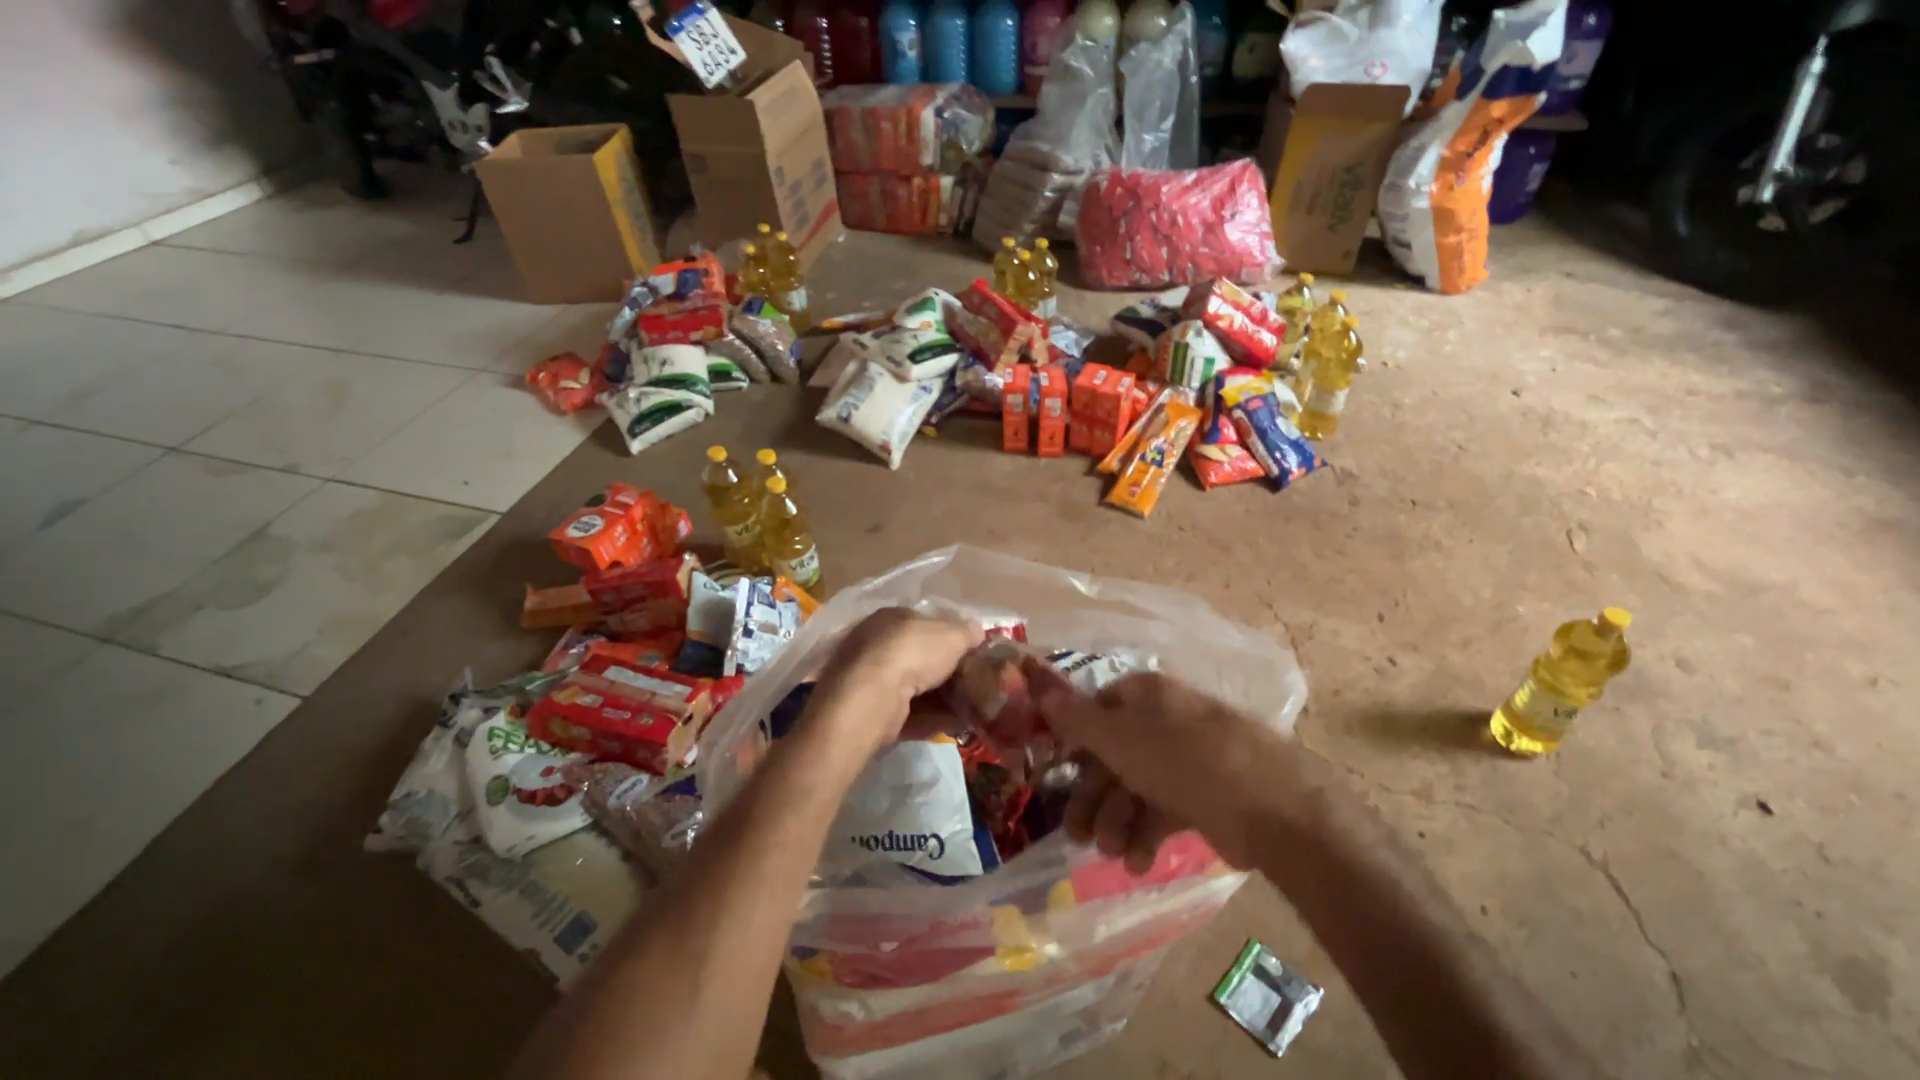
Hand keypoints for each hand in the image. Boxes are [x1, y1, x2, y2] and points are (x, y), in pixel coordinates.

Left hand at [803, 608, 983, 762]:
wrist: (873, 697)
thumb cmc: (912, 652)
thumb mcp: (951, 635)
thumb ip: (967, 632)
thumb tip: (978, 631)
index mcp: (891, 618)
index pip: (925, 624)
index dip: (951, 637)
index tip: (973, 653)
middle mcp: (877, 645)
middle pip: (921, 658)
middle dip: (948, 671)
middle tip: (976, 683)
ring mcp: (872, 680)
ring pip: (917, 688)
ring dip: (944, 698)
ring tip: (974, 708)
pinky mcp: (874, 712)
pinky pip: (911, 714)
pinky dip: (934, 719)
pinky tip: (959, 724)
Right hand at [1025, 662, 1284, 871]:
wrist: (1270, 806)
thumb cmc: (1184, 760)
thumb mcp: (1119, 738)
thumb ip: (1076, 719)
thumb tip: (1039, 687)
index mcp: (1146, 695)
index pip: (1098, 706)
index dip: (1075, 737)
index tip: (1056, 769)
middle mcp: (1165, 722)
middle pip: (1113, 755)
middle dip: (1092, 797)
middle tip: (1075, 835)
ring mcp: (1187, 761)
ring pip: (1135, 788)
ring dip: (1116, 823)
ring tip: (1113, 853)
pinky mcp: (1205, 799)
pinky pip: (1162, 813)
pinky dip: (1146, 837)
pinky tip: (1139, 863)